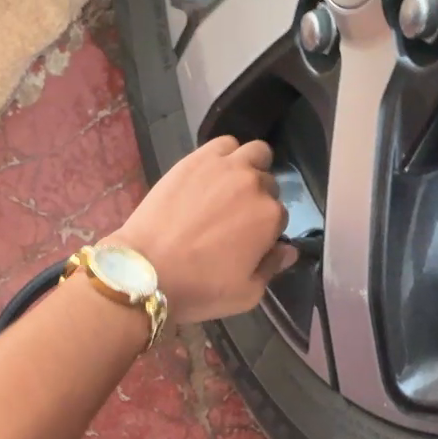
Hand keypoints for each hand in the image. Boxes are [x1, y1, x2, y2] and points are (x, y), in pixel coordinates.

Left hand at [107, 136, 296, 324]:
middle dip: (258, 200)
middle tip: (235, 219)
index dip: (266, 232)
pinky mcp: (197, 158)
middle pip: (268, 185)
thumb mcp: (245, 295)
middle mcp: (254, 184)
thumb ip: (271, 269)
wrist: (148, 271)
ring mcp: (226, 166)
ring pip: (255, 153)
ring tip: (232, 188)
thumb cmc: (199, 289)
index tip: (249, 243)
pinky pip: (225, 143)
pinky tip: (213, 174)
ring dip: (251, 168)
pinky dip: (226, 155)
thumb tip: (288, 250)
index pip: (280, 218)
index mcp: (270, 218)